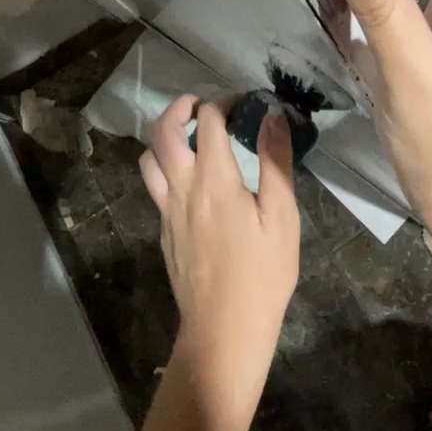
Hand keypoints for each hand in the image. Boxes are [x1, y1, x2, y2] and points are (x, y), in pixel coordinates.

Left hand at [140, 96, 299, 380]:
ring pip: (148, 159)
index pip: (208, 121)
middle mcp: (183, 189)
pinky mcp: (164, 231)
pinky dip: (163, 166)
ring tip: (188, 134)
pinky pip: (154, 185)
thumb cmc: (263, 273)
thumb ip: (275, 162)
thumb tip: (271, 116)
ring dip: (164, 136)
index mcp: (215, 180)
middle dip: (180, 107)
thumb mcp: (282, 216)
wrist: (224, 328)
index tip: (247, 103)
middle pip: (164, 133)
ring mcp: (167, 211)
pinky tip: (188, 177)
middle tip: (202, 103)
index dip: (225, 102)